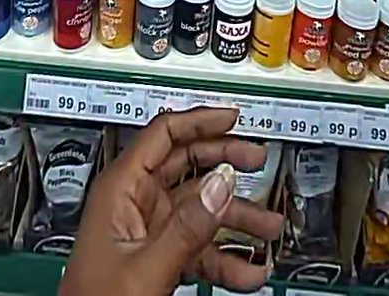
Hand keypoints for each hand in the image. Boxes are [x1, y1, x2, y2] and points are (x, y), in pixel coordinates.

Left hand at [59, 108, 282, 295]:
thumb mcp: (144, 266)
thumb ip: (185, 226)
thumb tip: (222, 181)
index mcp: (120, 188)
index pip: (164, 134)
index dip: (200, 121)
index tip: (232, 118)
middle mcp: (135, 202)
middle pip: (188, 165)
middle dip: (226, 161)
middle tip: (256, 159)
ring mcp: (147, 231)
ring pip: (200, 209)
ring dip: (236, 218)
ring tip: (267, 224)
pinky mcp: (157, 259)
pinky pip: (198, 247)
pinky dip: (224, 257)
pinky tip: (248, 270)